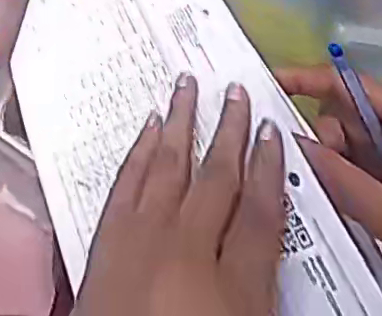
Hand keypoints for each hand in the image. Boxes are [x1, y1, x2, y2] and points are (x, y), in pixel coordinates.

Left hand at [73, 75, 284, 315]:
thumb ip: (262, 294)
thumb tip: (270, 245)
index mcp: (233, 288)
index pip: (262, 215)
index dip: (271, 170)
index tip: (275, 132)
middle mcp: (189, 249)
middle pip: (217, 178)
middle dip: (231, 132)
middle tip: (236, 91)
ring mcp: (142, 235)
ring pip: (169, 164)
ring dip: (182, 122)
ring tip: (189, 85)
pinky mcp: (107, 235)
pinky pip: (128, 179)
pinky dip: (141, 149)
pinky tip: (150, 126)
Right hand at [278, 65, 381, 315]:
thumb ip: (341, 179)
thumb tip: (292, 142)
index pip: (352, 85)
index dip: (308, 79)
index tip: (268, 82)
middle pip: (354, 116)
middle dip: (328, 138)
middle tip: (316, 172)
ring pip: (363, 148)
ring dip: (341, 166)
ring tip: (335, 197)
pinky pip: (379, 173)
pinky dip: (358, 185)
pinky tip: (351, 208)